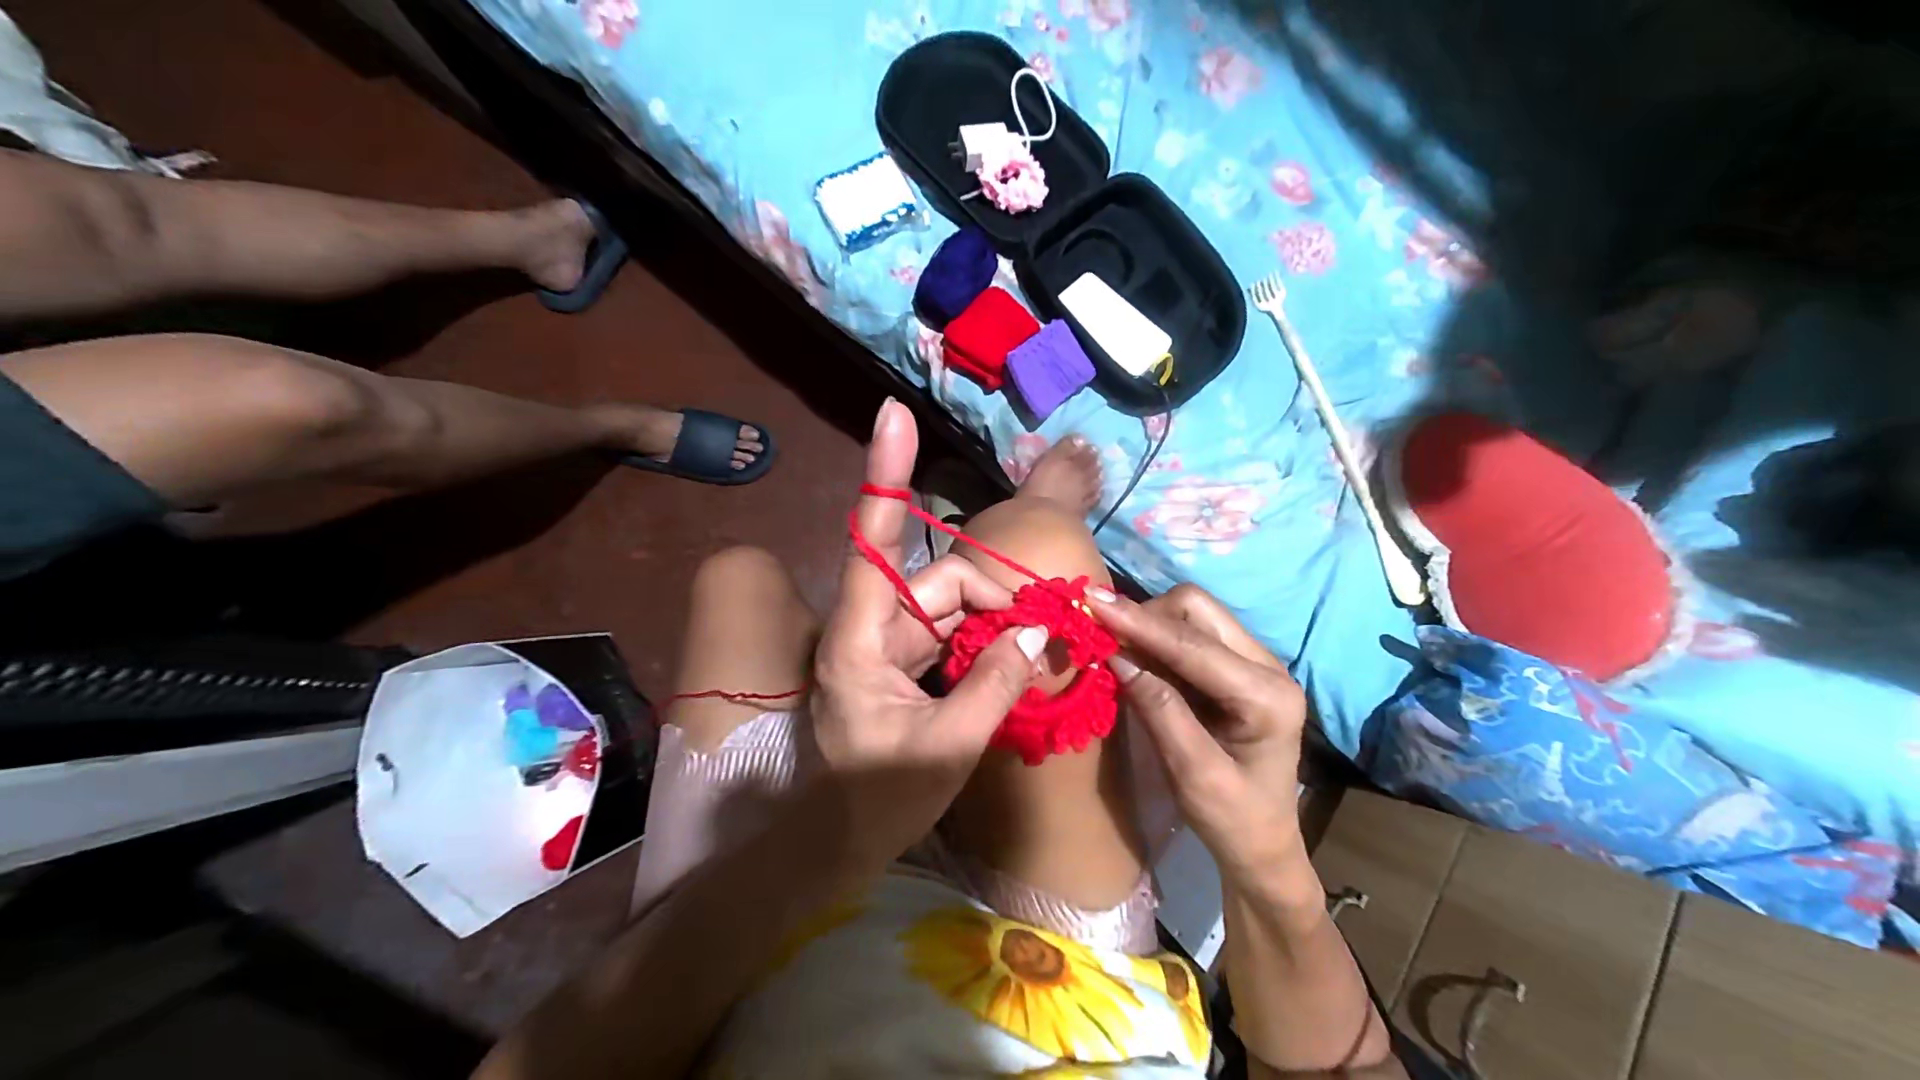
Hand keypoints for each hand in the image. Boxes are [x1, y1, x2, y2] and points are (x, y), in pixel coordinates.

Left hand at [810, 400, 1047, 875]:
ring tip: (1035, 640)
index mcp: (858, 642)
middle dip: (990, 592)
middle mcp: (867, 628)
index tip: (893, 416)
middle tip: (1042, 627)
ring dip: (990, 614)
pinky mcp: (900, 661)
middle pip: (933, 580)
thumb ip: (995, 683)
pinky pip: (946, 627)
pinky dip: (981, 633)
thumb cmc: (880, 801)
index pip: (870, 543)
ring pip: (945, 603)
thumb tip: (1037, 628)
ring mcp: (884, 643)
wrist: (840, 843)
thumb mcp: (948, 746)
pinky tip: (1012, 648)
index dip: (883, 475)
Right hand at [1086, 584, 1308, 884]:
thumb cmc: (1232, 820)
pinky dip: (1156, 638)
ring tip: (1115, 648)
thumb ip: (1159, 710)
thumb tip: (1116, 656)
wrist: (1263, 844)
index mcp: (1267, 696)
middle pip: (1198, 610)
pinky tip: (1134, 656)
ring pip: (1193, 615)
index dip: (1140, 622)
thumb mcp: (1192, 774)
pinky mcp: (1236, 666)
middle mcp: (1268, 666)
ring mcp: (1254, 662)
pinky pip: (1191, 633)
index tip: (1092, 603)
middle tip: (1104, 638)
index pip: (1193, 644)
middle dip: (1147, 616)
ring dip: (1149, 625)